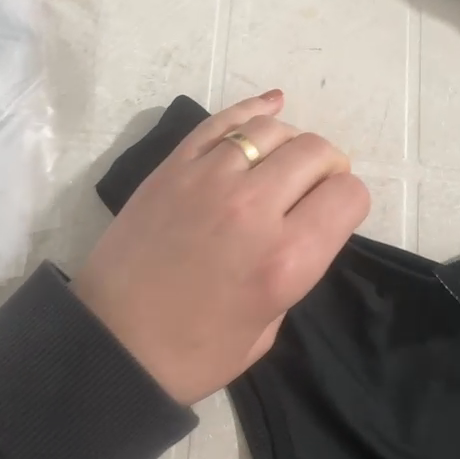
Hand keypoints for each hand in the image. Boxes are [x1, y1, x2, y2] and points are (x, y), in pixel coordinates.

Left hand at [73, 91, 369, 404]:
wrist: (110, 341)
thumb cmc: (192, 352)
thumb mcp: (266, 330)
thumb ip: (292, 269)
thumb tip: (300, 226)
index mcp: (286, 260)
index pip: (347, 196)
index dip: (349, 202)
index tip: (335, 214)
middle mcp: (253, 208)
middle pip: (315, 152)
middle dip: (328, 166)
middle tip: (316, 185)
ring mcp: (209, 178)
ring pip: (271, 130)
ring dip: (291, 142)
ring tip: (286, 161)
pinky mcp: (174, 166)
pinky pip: (222, 122)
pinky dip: (254, 108)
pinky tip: (271, 106)